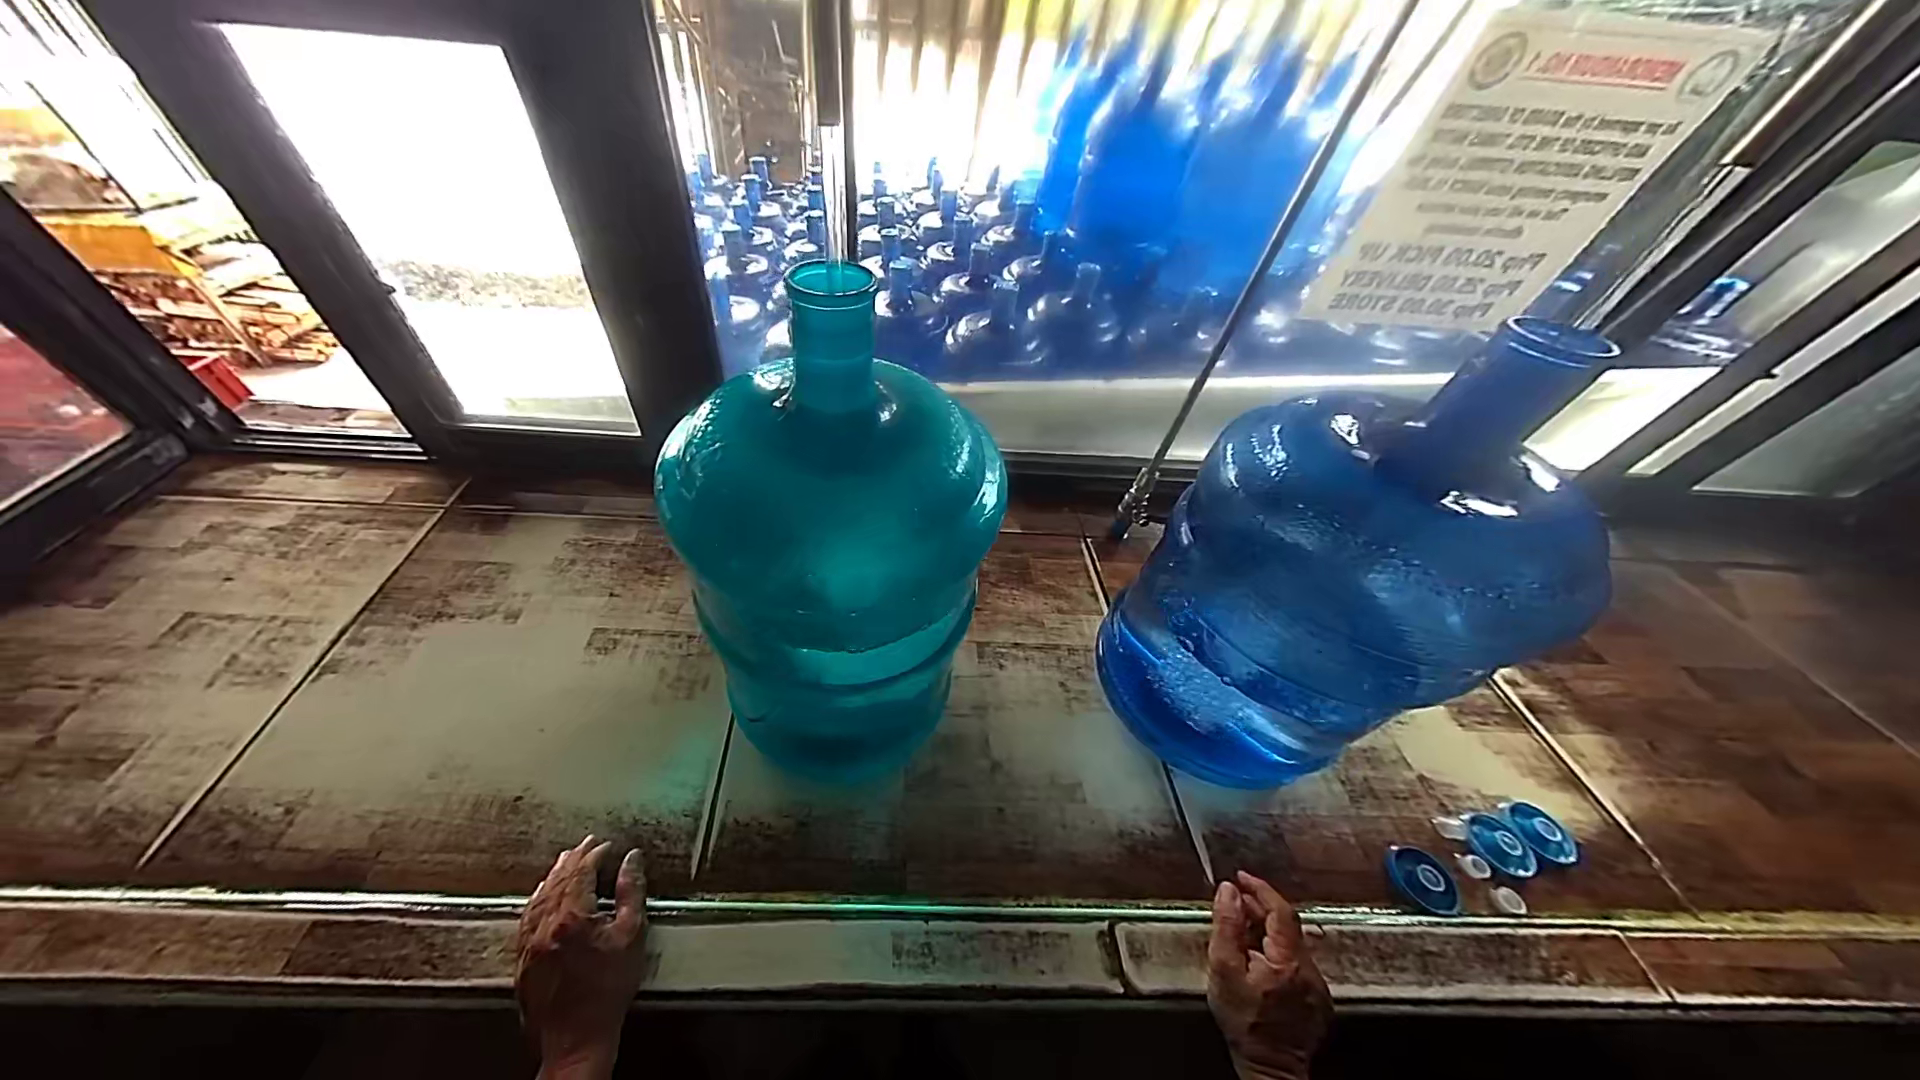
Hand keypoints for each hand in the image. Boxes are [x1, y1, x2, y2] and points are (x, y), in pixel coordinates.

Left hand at [516, 835, 647, 1079]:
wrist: (578, 1038)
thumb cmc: (609, 989)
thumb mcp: (633, 934)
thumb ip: (632, 891)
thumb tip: (632, 860)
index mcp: (573, 917)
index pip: (582, 872)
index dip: (595, 854)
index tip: (607, 845)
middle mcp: (545, 927)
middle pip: (557, 881)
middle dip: (574, 859)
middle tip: (587, 844)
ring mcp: (530, 945)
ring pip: (539, 899)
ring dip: (554, 876)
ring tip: (565, 862)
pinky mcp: (523, 962)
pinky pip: (526, 919)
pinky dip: (537, 900)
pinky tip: (542, 896)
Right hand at [1207, 871, 1331, 1079]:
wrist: (1270, 1070)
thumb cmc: (1245, 1024)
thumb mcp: (1224, 969)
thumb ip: (1226, 925)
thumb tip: (1228, 891)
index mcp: (1288, 961)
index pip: (1280, 910)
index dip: (1260, 889)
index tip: (1242, 878)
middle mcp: (1309, 971)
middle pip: (1286, 926)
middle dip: (1259, 909)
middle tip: (1234, 903)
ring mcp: (1316, 988)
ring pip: (1290, 944)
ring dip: (1266, 930)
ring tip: (1240, 931)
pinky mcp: (1316, 1001)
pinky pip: (1296, 963)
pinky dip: (1275, 951)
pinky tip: (1256, 959)